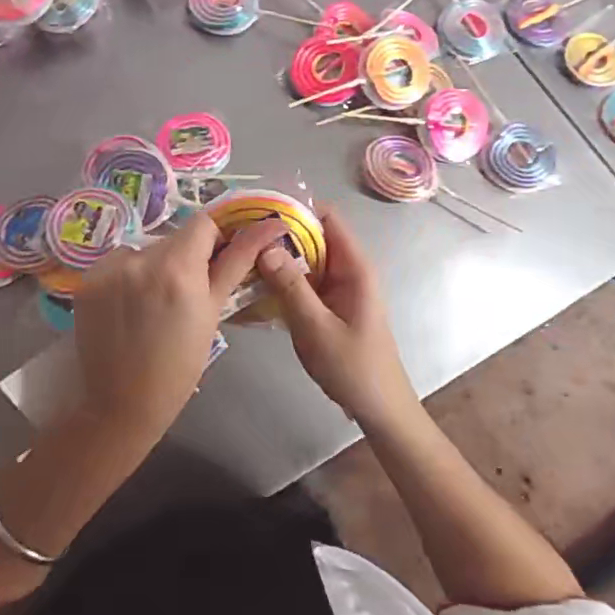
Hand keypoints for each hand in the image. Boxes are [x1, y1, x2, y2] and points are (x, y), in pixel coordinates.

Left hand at [75, 215, 287, 439]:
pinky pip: (116, 265)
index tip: (214, 263)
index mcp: (177, 268)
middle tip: (184, 296)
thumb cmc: (179, 365)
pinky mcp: (86, 281)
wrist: (123, 402)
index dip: (214, 239)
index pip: (203, 223)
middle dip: (183, 258)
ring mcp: (107, 269)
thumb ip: (235, 264)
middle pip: (172, 239)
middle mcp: (138, 259)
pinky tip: (127, 310)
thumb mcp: (211, 313)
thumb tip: (269, 227)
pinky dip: (126, 279)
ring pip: (143, 251)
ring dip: (153, 268)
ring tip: (151, 307)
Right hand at [256, 207, 418, 427]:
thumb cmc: (353, 367)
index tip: (257, 210)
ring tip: (237, 256)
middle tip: (237, 236)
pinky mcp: (326, 306)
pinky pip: (301, 283)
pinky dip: (279, 280)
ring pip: (302, 260)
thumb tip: (264, 247)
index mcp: (354, 268)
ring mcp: (336, 289)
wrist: (377, 406)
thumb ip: (290, 286)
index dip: (295, 208)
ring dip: (275, 258)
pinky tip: (251, 285)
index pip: (327, 218)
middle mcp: (346, 271)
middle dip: (277, 233)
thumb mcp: (316, 327)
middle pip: (311, 236)